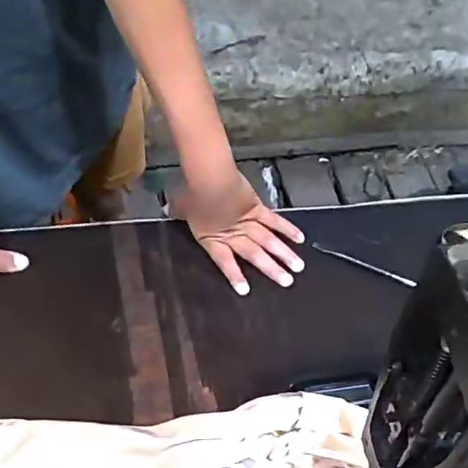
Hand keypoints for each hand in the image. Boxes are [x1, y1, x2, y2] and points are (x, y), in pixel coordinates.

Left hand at [171, 169, 305, 295]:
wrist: (209, 176)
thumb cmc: (192, 192)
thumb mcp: (180, 205)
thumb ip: (177, 211)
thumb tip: (167, 208)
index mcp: (213, 239)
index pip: (225, 262)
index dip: (234, 275)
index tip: (245, 291)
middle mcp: (233, 235)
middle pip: (254, 255)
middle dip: (271, 269)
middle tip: (287, 283)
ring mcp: (248, 222)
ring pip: (268, 241)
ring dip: (284, 254)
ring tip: (298, 268)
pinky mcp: (257, 208)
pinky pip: (274, 220)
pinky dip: (287, 229)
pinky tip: (300, 239)